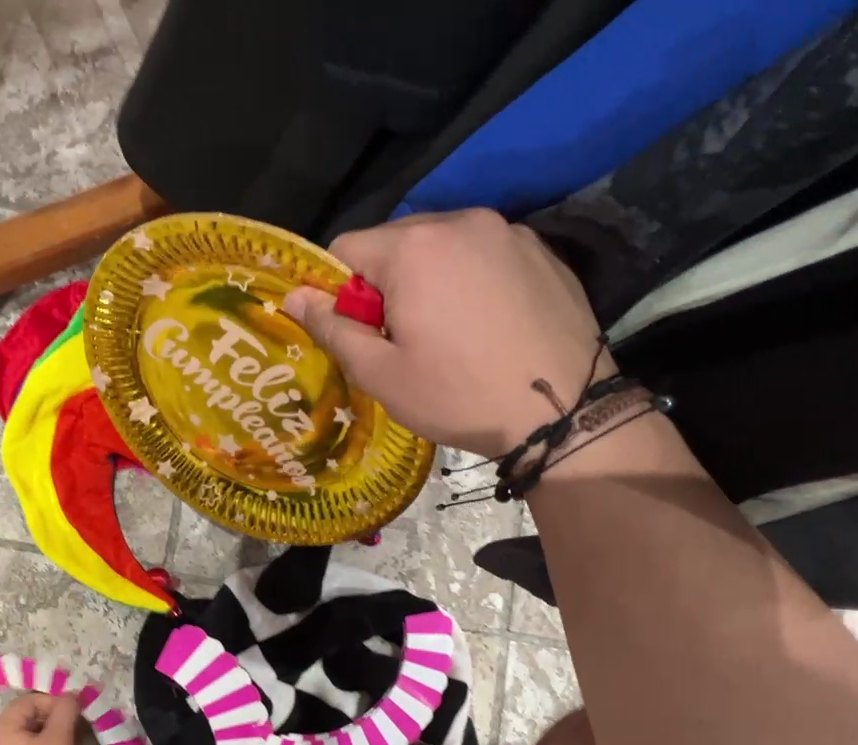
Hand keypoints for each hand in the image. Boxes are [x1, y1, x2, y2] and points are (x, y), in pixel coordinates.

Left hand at [0, 693, 83, 744]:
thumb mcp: (60, 740)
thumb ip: (66, 710)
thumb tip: (71, 693)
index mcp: (1, 729)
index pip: (30, 701)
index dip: (55, 703)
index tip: (77, 714)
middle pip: (27, 719)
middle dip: (54, 721)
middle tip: (76, 732)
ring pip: (28, 740)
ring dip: (51, 739)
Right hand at [285, 209, 609, 458]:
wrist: (564, 410)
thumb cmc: (458, 394)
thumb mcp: (380, 373)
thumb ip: (332, 328)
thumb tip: (292, 297)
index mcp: (414, 248)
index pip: (346, 247)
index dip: (339, 291)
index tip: (357, 332)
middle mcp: (461, 221)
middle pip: (395, 241)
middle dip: (384, 282)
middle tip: (400, 336)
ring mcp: (508, 231)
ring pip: (441, 245)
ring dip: (428, 278)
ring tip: (445, 331)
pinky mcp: (541, 249)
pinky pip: (482, 253)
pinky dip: (468, 279)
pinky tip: (483, 324)